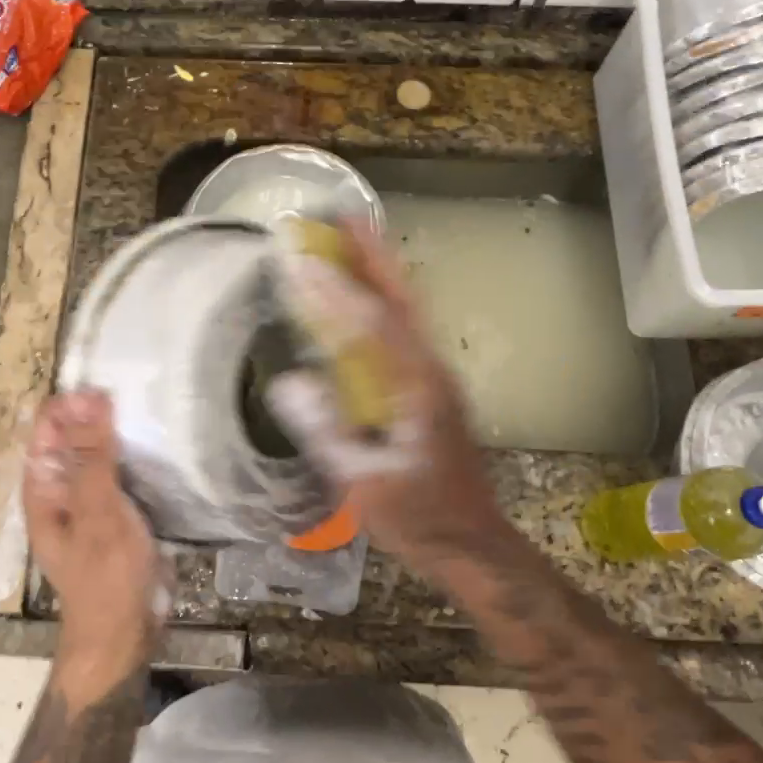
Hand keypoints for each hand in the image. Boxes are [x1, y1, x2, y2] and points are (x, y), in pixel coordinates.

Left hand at [23, 390, 165, 677]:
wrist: (125, 633)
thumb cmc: (105, 575)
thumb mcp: (97, 511)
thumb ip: (92, 456)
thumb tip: (89, 398)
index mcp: (44, 487)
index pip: (48, 427)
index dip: (72, 404)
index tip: (110, 390)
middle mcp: (62, 490)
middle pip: (73, 437)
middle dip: (97, 413)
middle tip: (138, 391)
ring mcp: (90, 503)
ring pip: (99, 455)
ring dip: (119, 434)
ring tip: (153, 411)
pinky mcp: (117, 515)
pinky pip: (121, 475)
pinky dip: (135, 458)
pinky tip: (162, 448)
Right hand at [267, 220, 516, 576]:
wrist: (475, 545)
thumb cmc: (420, 518)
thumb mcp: (366, 484)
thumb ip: (328, 433)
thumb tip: (287, 383)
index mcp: (416, 389)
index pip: (373, 325)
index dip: (336, 290)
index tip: (302, 258)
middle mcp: (431, 372)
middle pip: (402, 300)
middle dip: (374, 256)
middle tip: (346, 217)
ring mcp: (436, 380)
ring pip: (408, 312)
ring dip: (382, 273)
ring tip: (355, 241)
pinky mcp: (432, 392)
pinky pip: (405, 332)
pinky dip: (384, 303)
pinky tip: (365, 301)